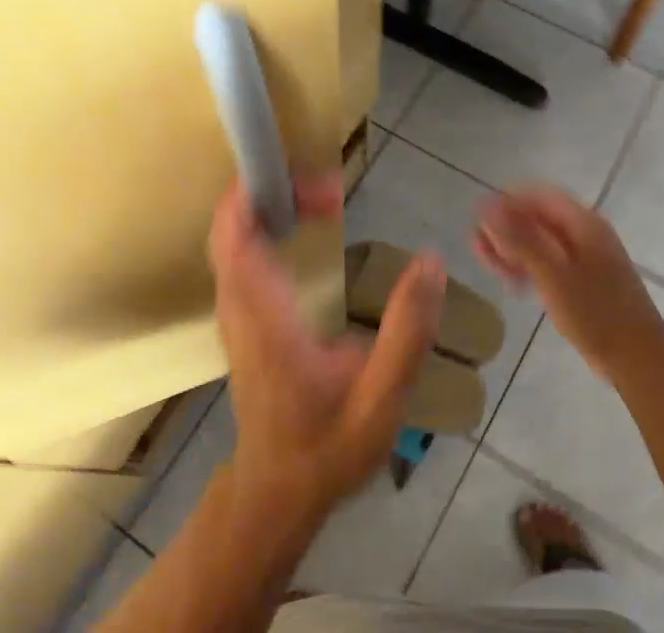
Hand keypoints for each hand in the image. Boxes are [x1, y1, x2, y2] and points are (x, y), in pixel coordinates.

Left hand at [208, 173, 445, 524]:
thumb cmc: (327, 450)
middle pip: (233, 231)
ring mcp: (235, 316)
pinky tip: (305, 228)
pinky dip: (267, 228)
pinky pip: (241, 258)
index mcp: (266, 322)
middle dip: (274, 193)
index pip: (236, 243)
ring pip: (234, 242)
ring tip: (325, 197)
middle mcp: (240, 311)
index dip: (251, 196)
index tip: (296, 172)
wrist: (277, 492)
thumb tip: (430, 261)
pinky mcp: (242, 322)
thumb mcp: (381, 401)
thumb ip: (407, 333)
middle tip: (332, 188)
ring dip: (271, 208)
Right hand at [474, 187, 663, 378]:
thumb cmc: (595, 314)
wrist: (637, 358)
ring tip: (489, 266)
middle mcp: (586, 234)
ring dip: (514, 249)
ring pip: (542, 242)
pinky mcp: (585, 281)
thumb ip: (520, 239)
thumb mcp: (552, 274)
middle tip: (477, 247)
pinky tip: (513, 284)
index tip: (478, 220)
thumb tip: (488, 205)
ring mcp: (587, 258)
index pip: (539, 196)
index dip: (507, 202)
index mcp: (583, 224)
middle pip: (538, 218)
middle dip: (506, 228)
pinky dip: (529, 267)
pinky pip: (551, 263)